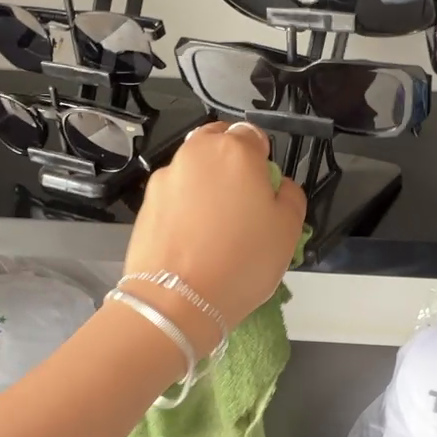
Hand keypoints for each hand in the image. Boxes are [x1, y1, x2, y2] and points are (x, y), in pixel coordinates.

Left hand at [122, 122, 305, 350]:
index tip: (265, 190)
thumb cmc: (241, 263)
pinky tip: (193, 241)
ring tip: (215, 229)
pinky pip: (174, 196)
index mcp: (236, 150)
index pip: (254, 136)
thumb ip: (290, 195)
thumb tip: (279, 187)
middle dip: (231, 165)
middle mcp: (196, 153)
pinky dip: (184, 209)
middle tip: (242, 205)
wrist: (178, 301)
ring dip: (206, 187)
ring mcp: (166, 177)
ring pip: (193, 171)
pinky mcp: (146, 203)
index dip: (263, 161)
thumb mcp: (289, 230)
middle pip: (218, 145)